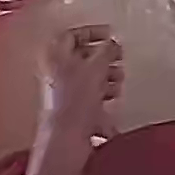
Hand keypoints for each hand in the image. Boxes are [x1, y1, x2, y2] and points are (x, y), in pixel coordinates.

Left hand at [28, 25, 122, 174]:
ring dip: (106, 76)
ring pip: (88, 76)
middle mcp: (55, 72)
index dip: (92, 32)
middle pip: (82, 56)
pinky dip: (102, 94)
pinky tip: (112, 99)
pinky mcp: (71, 110)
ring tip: (118, 82)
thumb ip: (106, 50)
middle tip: (119, 58)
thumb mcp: (96, 67)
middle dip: (104, 56)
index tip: (111, 35)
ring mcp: (62, 93)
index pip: (72, 34)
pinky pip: (89, 95)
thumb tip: (112, 42)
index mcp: (55, 57)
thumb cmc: (77, 99)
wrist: (65, 142)